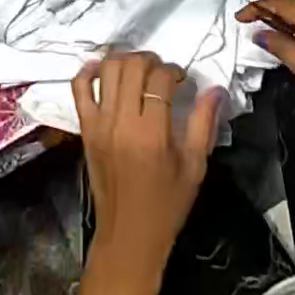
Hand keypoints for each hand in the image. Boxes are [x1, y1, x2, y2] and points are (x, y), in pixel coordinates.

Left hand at [72, 52, 221, 275]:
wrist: (128, 234)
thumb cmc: (167, 204)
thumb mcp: (194, 167)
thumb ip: (204, 124)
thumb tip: (215, 89)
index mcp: (152, 134)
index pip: (160, 80)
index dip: (174, 71)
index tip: (183, 80)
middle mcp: (121, 123)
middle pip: (131, 67)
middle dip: (151, 60)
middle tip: (163, 71)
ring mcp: (98, 123)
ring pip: (106, 70)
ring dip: (125, 60)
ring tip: (139, 69)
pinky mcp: (84, 128)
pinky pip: (79, 88)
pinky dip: (88, 71)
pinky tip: (103, 69)